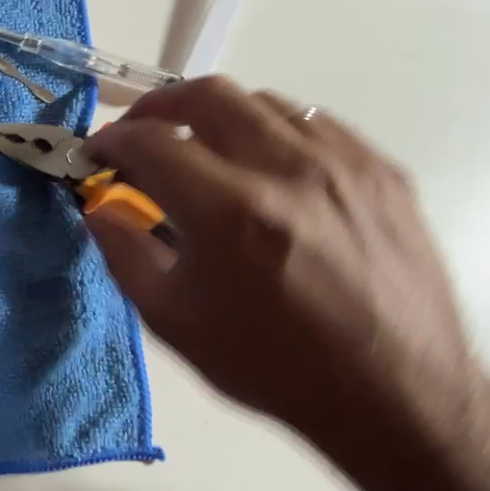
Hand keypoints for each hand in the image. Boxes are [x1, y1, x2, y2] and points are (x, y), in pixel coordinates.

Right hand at [82, 78, 485, 444]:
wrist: (395, 395)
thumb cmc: (268, 363)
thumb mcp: (171, 318)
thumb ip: (123, 251)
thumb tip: (96, 207)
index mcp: (228, 211)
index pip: (150, 142)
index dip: (110, 141)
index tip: (94, 155)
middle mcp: (287, 170)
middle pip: (208, 95)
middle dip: (156, 105)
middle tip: (136, 132)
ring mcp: (344, 165)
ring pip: (264, 102)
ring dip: (214, 115)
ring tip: (197, 148)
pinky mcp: (383, 173)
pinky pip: (315, 123)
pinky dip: (271, 130)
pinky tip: (260, 165)